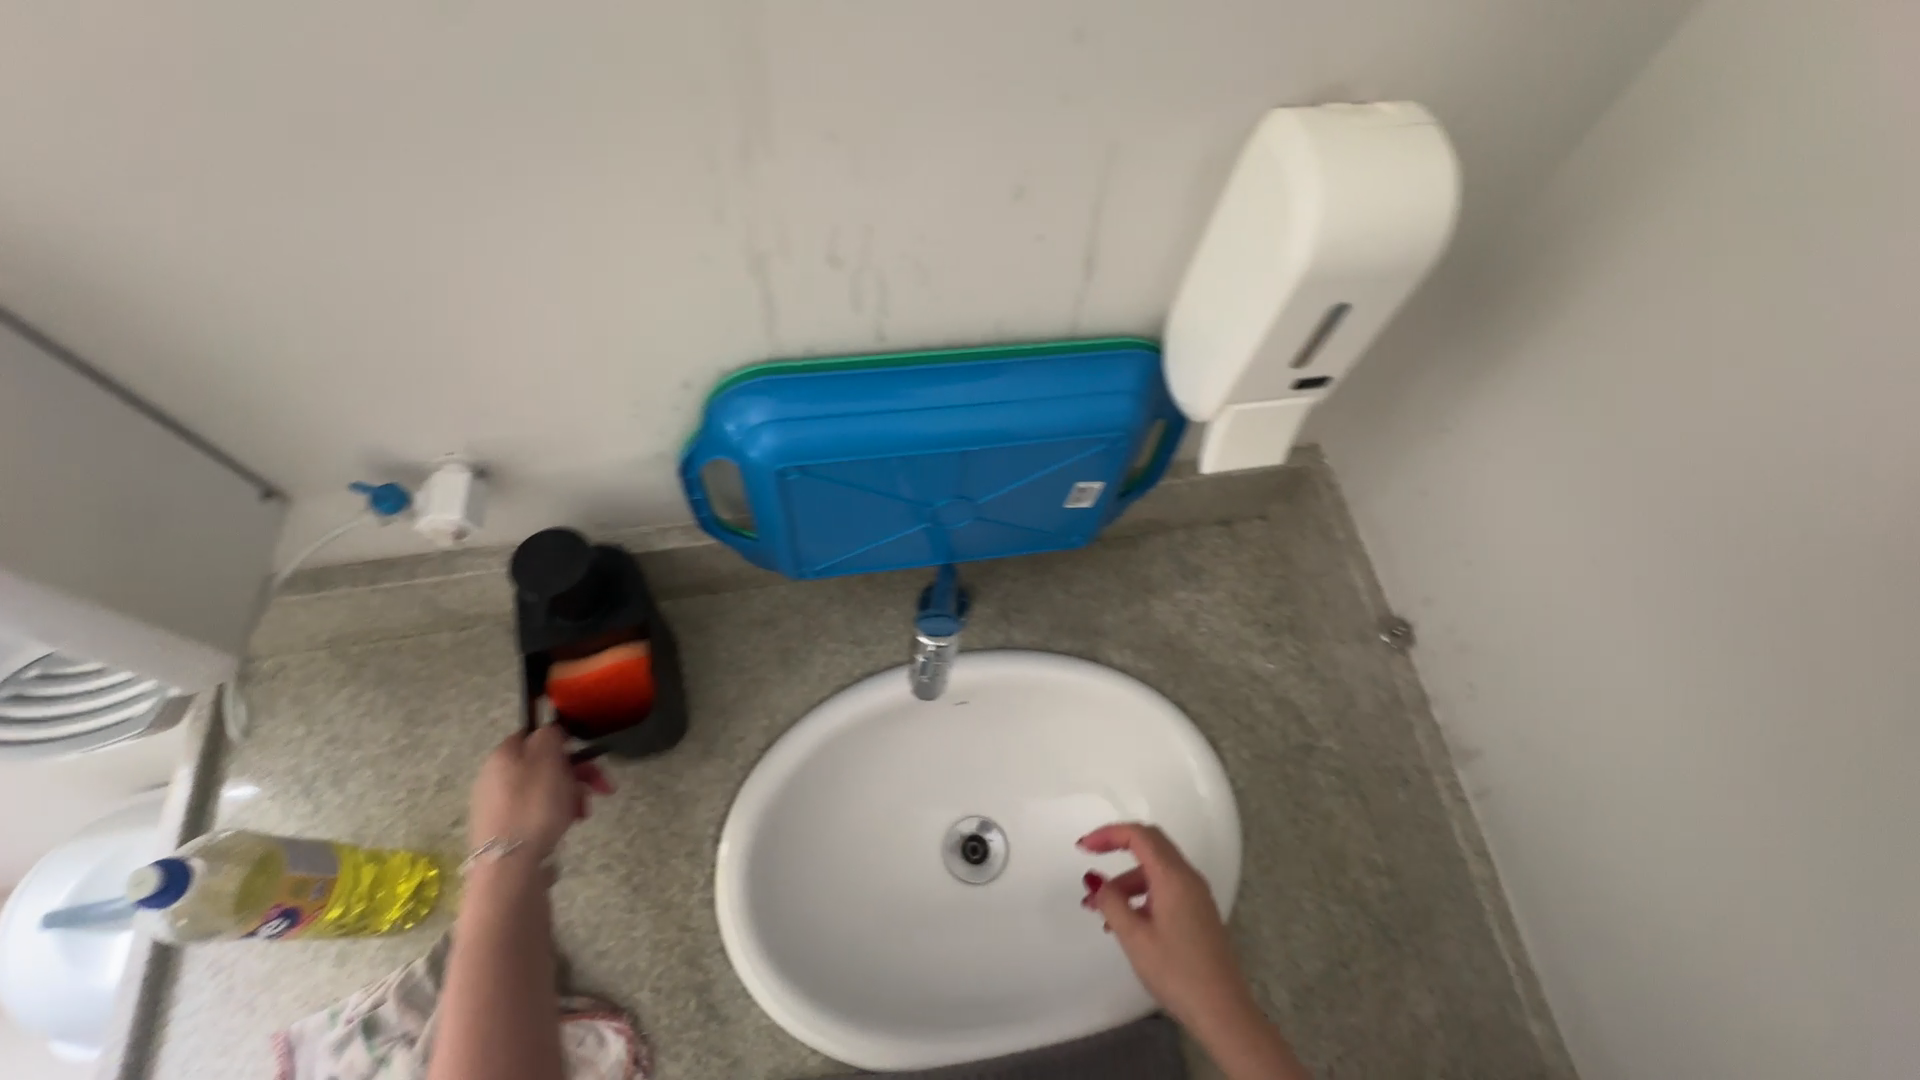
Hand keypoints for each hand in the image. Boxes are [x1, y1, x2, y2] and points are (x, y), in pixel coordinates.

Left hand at [467, 724, 615, 860]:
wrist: (509, 866)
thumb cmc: (533, 806)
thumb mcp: (547, 759)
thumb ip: (550, 736)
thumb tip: (549, 731)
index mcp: (504, 754)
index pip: (537, 735)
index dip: (566, 744)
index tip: (588, 758)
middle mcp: (495, 776)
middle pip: (545, 764)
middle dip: (577, 774)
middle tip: (601, 788)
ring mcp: (497, 805)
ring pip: (544, 789)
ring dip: (571, 795)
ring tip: (583, 813)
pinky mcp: (503, 830)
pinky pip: (536, 812)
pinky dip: (556, 814)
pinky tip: (566, 825)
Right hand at [1080, 823, 1253, 1030]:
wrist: (1223, 1012)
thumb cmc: (1176, 972)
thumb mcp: (1134, 937)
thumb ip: (1111, 902)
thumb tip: (1095, 879)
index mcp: (1173, 877)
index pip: (1139, 835)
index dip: (1108, 834)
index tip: (1083, 847)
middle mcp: (1188, 878)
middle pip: (1150, 843)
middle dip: (1116, 847)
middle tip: (1090, 858)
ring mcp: (1197, 895)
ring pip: (1156, 869)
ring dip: (1126, 880)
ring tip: (1100, 909)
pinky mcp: (1199, 913)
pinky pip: (1166, 887)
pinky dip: (1141, 893)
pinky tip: (1126, 922)